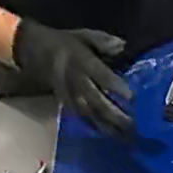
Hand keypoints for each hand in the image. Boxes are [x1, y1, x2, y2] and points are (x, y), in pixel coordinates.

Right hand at [11, 20, 133, 137]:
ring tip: (126, 137)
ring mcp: (74, 98)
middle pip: (100, 102)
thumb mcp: (84, 36)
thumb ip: (104, 42)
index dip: (118, 88)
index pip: (103, 77)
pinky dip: (98, 128)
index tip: (132, 97)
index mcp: (84, 63)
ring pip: (93, 116)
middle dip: (116, 115)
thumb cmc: (67, 45)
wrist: (40, 55)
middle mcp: (79, 83)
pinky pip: (85, 121)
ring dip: (110, 127)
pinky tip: (112, 135)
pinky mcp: (70, 107)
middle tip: (133, 125)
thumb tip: (123, 46)